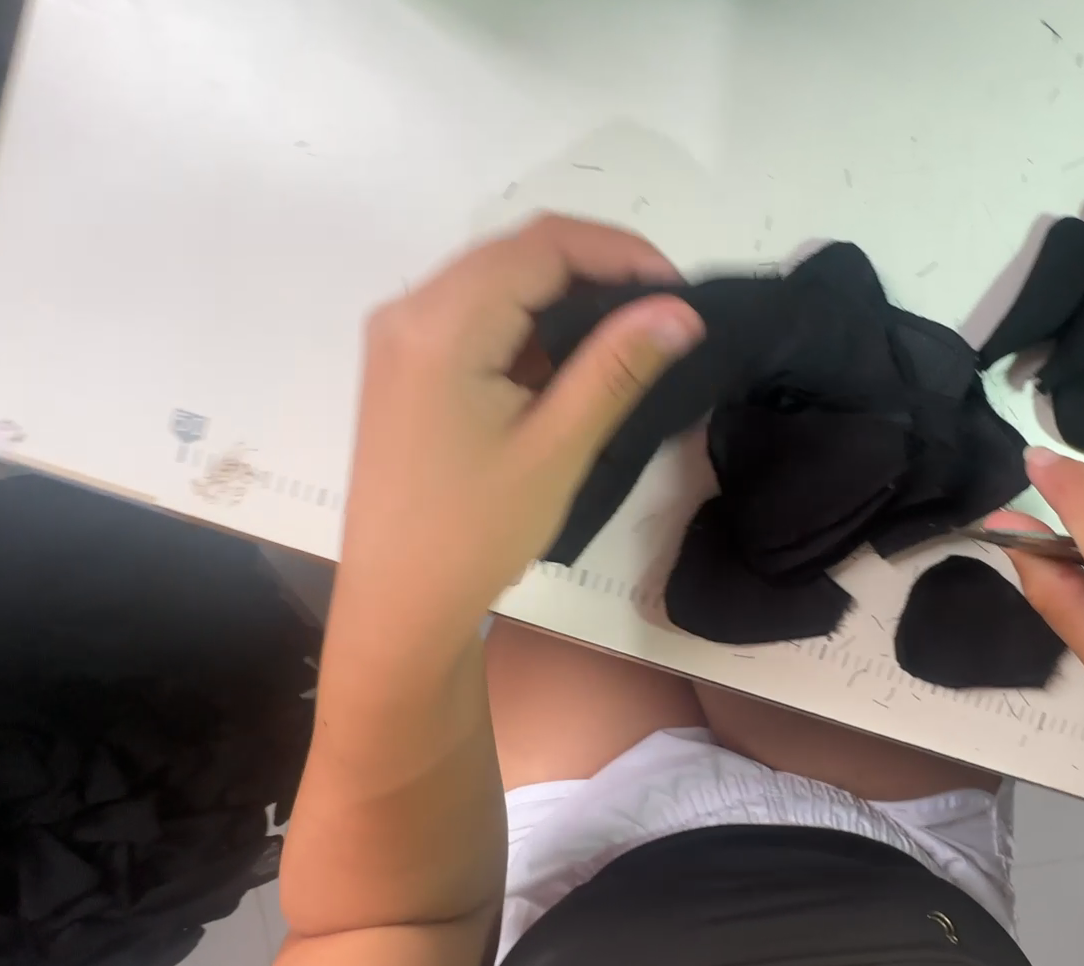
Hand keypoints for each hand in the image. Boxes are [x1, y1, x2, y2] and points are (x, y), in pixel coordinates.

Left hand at [338, 215, 704, 637]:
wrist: (401, 601)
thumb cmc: (477, 531)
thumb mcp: (558, 447)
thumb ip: (618, 367)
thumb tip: (682, 310)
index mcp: (441, 323)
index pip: (542, 245)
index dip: (620, 251)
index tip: (679, 291)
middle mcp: (410, 310)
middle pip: (517, 253)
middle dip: (597, 270)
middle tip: (663, 314)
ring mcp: (402, 337)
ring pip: (499, 283)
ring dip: (567, 298)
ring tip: (628, 337)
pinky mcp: (409, 365)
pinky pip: (480, 319)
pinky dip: (533, 327)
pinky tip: (570, 363)